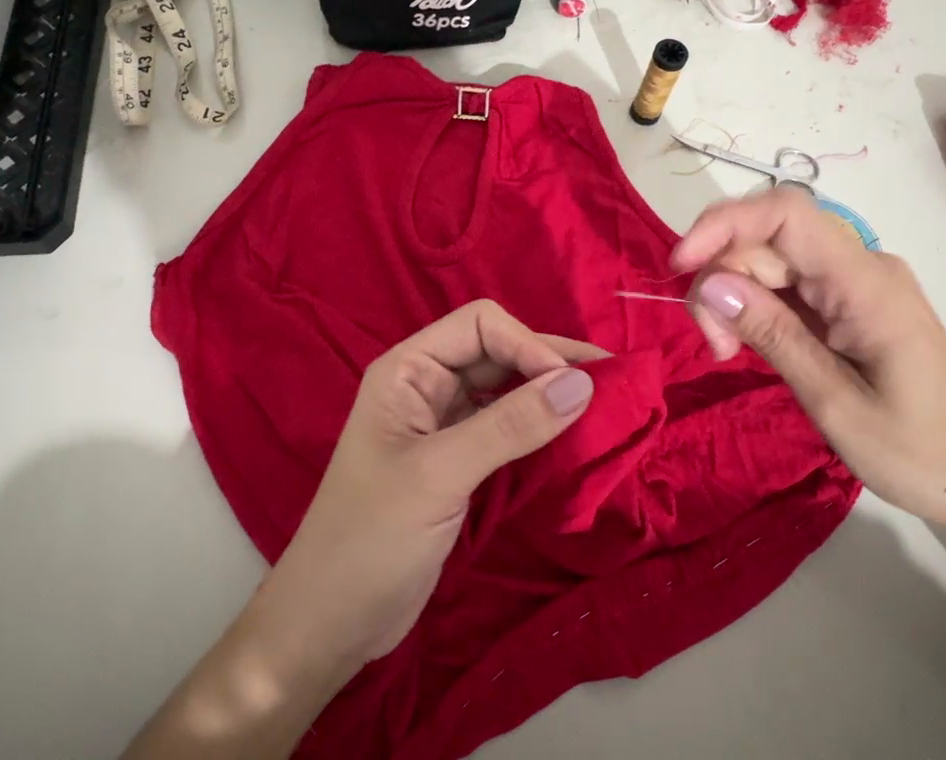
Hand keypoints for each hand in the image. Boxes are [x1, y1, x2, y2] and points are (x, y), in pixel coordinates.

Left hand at [250, 300, 605, 676]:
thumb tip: (582, 383)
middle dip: (550, 362)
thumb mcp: (439, 476)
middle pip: (498, 352)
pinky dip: (540, 428)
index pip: (481, 326)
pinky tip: (572, 437)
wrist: (331, 619)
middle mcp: (425, 387)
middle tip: (614, 382)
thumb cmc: (371, 538)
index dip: (530, 344)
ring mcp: (442, 426)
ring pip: (506, 391)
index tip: (574, 386)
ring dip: (550, 394)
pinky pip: (507, 429)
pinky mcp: (458, 464)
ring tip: (604, 406)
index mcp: (406, 371)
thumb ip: (509, 426)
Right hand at [672, 187, 945, 547]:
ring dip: (735, 298)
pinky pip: (789, 287)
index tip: (679, 267)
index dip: (723, 224)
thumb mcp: (835, 402)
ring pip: (772, 263)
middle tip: (715, 348)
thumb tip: (711, 284)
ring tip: (730, 354)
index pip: (785, 214)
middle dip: (723, 279)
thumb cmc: (919, 453)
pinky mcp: (850, 306)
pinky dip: (757, 309)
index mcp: (866, 284)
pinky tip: (748, 345)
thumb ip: (773, 336)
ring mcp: (857, 286)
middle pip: (768, 241)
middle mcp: (862, 269)